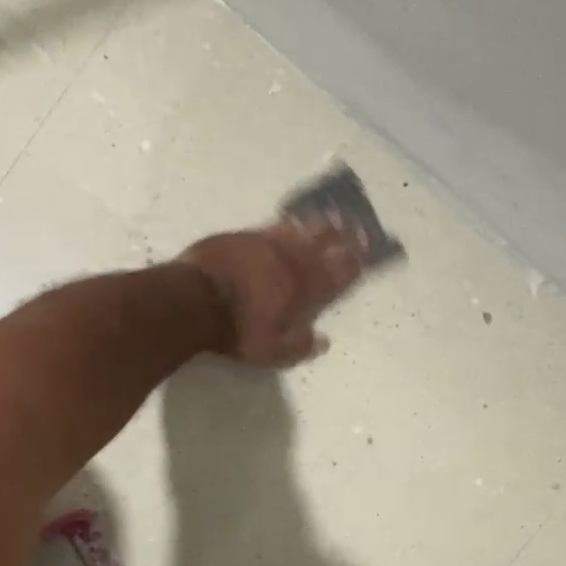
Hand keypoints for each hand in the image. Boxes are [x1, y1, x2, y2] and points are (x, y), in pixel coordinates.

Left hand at [177, 215, 369, 366]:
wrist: (195, 300)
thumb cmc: (236, 331)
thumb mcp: (271, 351)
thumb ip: (299, 345)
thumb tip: (323, 340)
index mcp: (302, 291)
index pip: (336, 276)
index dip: (354, 265)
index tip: (370, 253)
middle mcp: (290, 263)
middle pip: (323, 247)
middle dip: (344, 238)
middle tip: (361, 224)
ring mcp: (266, 245)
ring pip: (301, 231)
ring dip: (320, 224)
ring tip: (336, 214)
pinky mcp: (243, 236)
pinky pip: (274, 226)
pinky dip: (288, 222)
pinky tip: (293, 218)